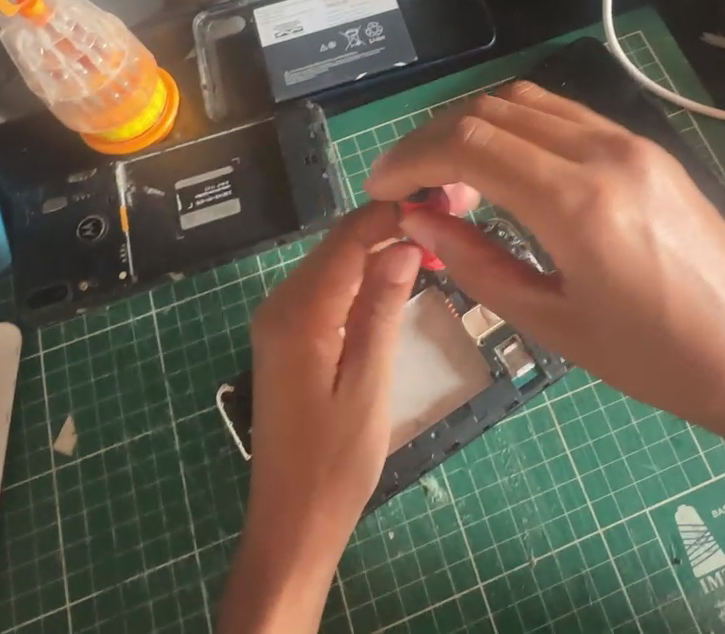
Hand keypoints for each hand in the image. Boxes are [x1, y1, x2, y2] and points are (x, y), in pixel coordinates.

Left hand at [218, 196, 466, 632]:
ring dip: (377, 251)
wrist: (290, 524)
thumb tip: (404, 245)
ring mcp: (279, 322)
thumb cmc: (335, 463)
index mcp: (298, 314)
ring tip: (432, 248)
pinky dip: (361, 278)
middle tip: (445, 222)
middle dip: (388, 227)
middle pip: (337, 245)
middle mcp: (280, 306)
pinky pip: (326, 290)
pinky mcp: (286, 339)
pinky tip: (395, 282)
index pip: (348, 239)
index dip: (393, 213)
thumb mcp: (370, 384)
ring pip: (333, 264)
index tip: (440, 201)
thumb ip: (381, 309)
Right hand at [364, 81, 724, 457]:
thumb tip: (417, 222)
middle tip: (408, 185)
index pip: (468, 144)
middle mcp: (603, 152)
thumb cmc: (657, 361)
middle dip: (434, 139)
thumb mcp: (554, 325)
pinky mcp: (647, 149)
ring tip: (451, 180)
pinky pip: (565, 117)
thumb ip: (477, 265)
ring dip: (475, 128)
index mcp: (576, 201)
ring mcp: (631, 143)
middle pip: (491, 111)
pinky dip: (518, 130)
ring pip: (528, 103)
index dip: (410, 157)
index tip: (380, 186)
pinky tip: (507, 173)